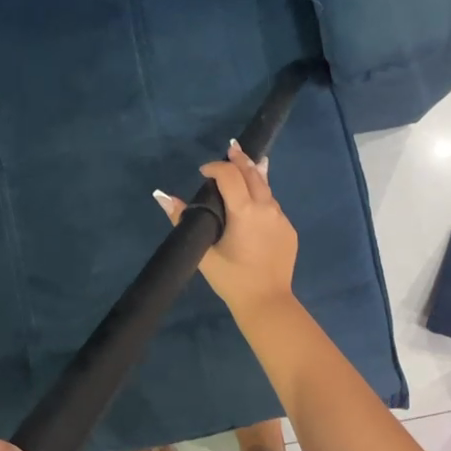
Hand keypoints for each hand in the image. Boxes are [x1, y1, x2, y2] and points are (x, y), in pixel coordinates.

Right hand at [155, 140, 297, 316]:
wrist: (268, 302)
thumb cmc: (232, 279)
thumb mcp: (204, 252)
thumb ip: (183, 219)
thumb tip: (161, 196)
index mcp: (245, 211)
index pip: (230, 175)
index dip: (216, 168)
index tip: (204, 171)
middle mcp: (267, 208)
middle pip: (253, 174)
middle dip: (240, 160)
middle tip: (231, 148)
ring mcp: (281, 219)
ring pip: (267, 190)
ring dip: (254, 177)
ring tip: (246, 167)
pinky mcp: (289, 231)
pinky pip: (274, 208)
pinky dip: (263, 199)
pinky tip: (256, 205)